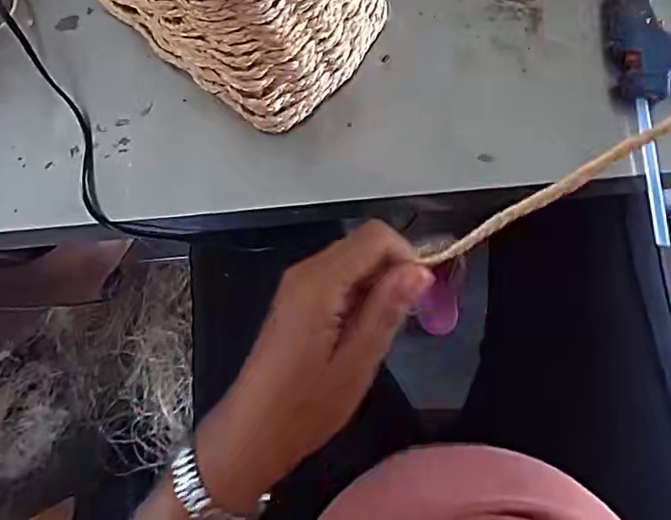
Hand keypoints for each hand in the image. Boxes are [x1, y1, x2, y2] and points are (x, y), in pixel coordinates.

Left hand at [193, 223, 430, 511]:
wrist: (250, 434)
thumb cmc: (304, 407)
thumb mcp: (356, 364)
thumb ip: (387, 310)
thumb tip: (420, 270)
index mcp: (320, 282)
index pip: (376, 236)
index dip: (406, 255)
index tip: (421, 294)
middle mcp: (307, 269)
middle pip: (363, 241)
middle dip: (394, 267)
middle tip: (407, 314)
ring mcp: (298, 280)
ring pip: (352, 256)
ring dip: (377, 280)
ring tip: (383, 326)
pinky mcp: (296, 294)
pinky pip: (337, 273)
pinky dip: (359, 289)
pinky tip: (360, 328)